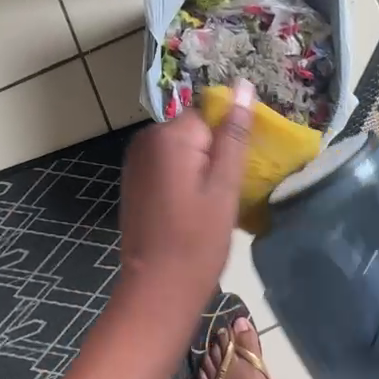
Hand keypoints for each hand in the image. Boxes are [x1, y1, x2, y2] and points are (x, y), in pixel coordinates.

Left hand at [118, 80, 255, 303]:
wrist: (156, 293)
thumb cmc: (196, 243)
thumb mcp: (224, 188)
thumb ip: (234, 135)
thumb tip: (243, 85)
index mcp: (169, 135)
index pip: (210, 116)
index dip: (228, 143)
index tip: (236, 175)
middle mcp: (146, 139)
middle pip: (195, 130)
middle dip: (214, 155)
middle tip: (225, 195)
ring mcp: (136, 160)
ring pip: (183, 149)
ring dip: (200, 169)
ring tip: (211, 206)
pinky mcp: (135, 181)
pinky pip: (168, 165)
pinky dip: (183, 180)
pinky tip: (191, 211)